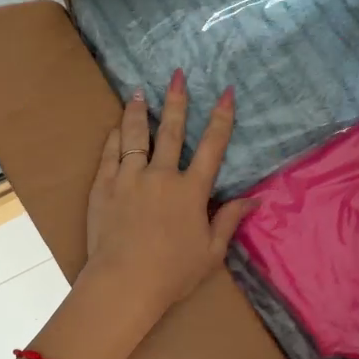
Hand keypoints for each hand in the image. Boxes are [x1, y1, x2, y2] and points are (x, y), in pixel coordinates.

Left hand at [83, 70, 252, 317]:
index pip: (212, 146)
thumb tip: (254, 199)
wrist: (124, 282)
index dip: (221, 118)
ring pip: (134, 136)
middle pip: (170, 131)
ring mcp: (129, 178)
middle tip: (176, 75)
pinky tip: (116, 128)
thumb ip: (229, 220)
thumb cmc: (173, 272)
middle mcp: (161, 175)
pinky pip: (110, 155)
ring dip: (137, 112)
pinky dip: (115, 138)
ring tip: (137, 92)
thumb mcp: (211, 252)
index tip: (225, 93)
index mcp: (191, 190)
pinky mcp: (104, 187)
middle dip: (176, 101)